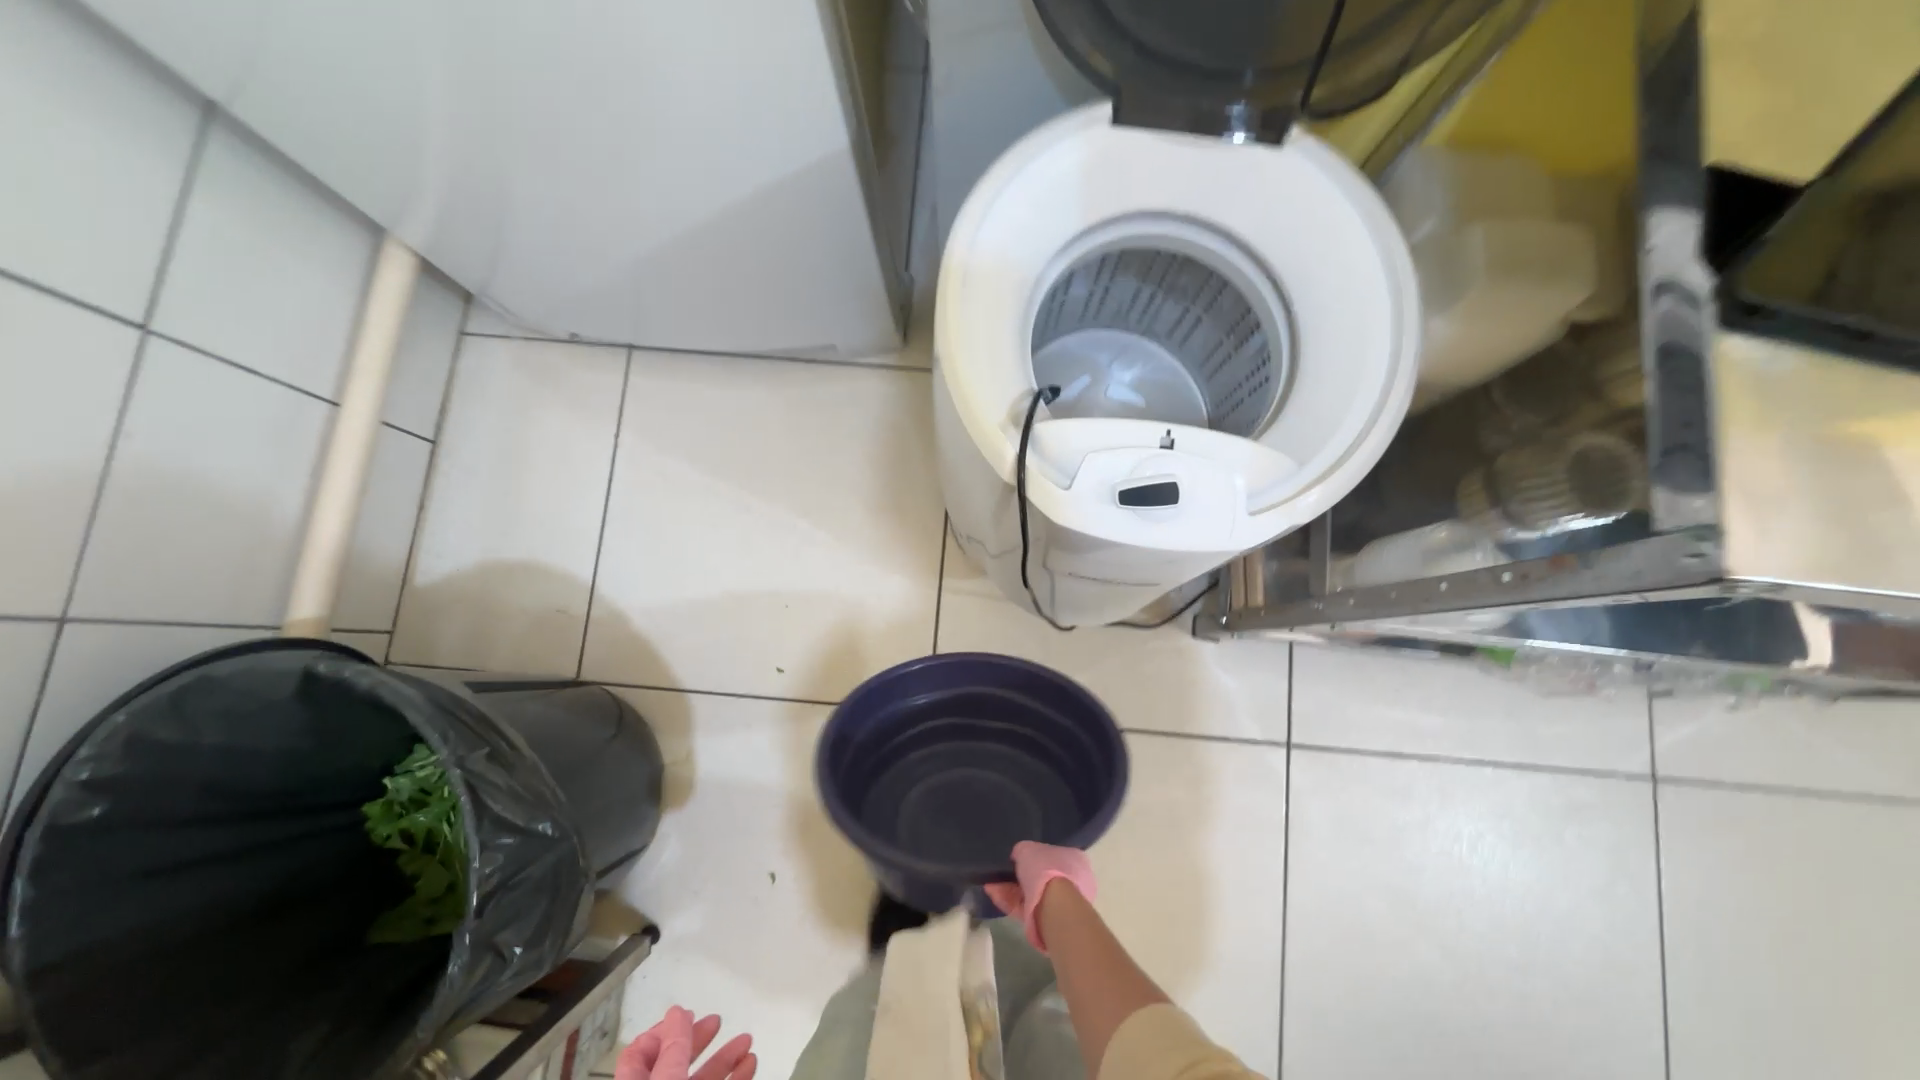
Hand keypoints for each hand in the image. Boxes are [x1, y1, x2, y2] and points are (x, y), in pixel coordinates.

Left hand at [616, 1006, 755, 1079]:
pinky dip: (737, 1077)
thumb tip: (677, 1011)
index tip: (688, 1015)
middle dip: (698, 1039)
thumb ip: (674, 1048)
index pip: (638, 1054)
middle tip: (717, 1021)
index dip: (661, 1032)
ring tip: (746, 1041)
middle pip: (674, 1063)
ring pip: (701, 1078)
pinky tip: (750, 1063)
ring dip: (724, 1058)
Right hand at [982, 840, 1096, 953]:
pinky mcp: (1046, 921)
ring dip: (1008, 889)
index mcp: (1071, 858)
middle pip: (1038, 877)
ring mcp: (1059, 902)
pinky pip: (1025, 907)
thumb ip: (1021, 851)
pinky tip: (993, 894)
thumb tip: (1018, 855)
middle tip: (1000, 874)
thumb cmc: (1046, 870)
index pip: (1049, 856)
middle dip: (1017, 876)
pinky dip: (1008, 901)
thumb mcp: (1027, 849)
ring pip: (1029, 894)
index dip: (1031, 858)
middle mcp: (1069, 880)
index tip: (1015, 859)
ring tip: (989, 885)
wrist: (1055, 907)